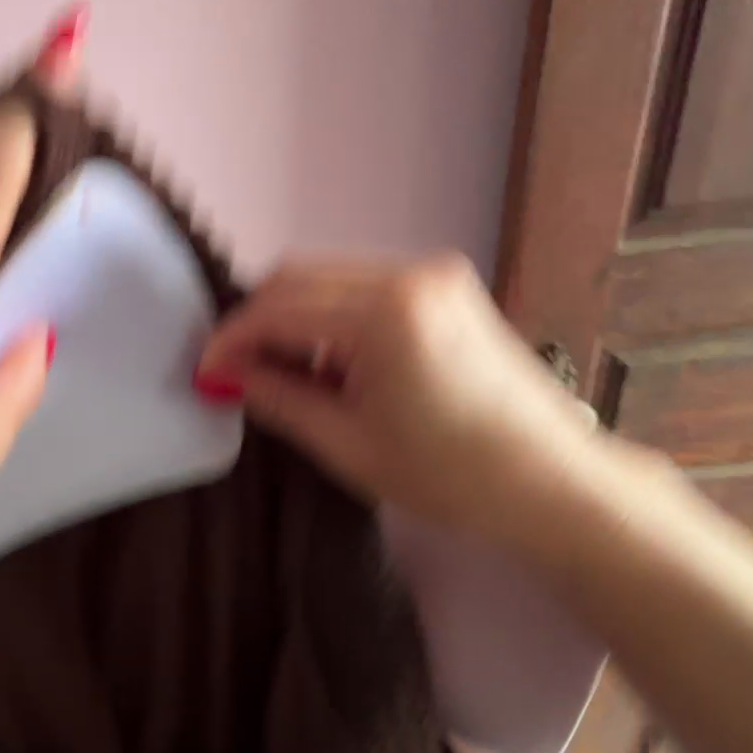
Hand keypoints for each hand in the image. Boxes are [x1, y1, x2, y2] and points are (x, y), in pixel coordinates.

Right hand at [196, 256, 609, 547]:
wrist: (548, 478)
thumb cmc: (444, 474)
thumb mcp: (343, 443)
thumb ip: (275, 396)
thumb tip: (223, 374)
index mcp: (384, 313)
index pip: (279, 307)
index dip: (230, 340)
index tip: (204, 375)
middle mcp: (409, 273)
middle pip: (298, 276)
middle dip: (255, 322)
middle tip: (231, 373)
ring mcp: (433, 274)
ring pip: (327, 277)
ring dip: (290, 319)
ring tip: (278, 375)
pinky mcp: (445, 287)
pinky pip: (361, 288)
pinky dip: (327, 318)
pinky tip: (325, 363)